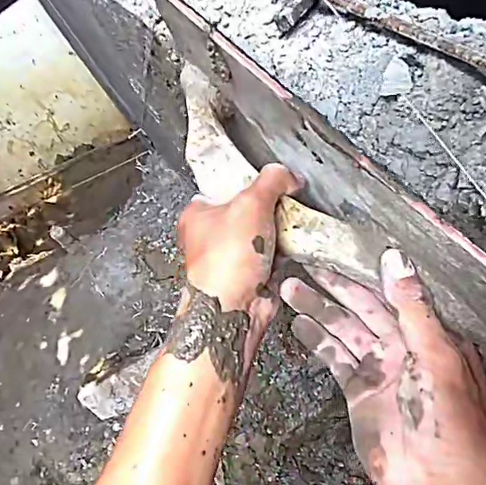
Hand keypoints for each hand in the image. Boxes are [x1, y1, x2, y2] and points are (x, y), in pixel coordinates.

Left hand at [177, 161, 299, 325]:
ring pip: (266, 233)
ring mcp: (233, 257)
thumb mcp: (250, 204)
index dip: (250, 181)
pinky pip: (275, 255)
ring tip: (283, 232)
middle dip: (270, 210)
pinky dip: (285, 254)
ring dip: (280, 233)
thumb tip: (286, 174)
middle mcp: (212, 236)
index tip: (269, 180)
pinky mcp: (252, 275)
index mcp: (198, 214)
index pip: (227, 185)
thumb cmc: (224, 264)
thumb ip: (271, 181)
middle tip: (279, 208)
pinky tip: (286, 253)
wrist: (234, 310)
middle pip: (251, 209)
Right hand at [280, 250, 485, 484]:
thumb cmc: (451, 430)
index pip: (396, 293)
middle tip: (306, 265)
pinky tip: (301, 325)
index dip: (369, 272)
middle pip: (365, 308)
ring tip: (291, 289)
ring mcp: (382, 370)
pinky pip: (336, 359)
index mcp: (433, 336)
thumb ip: (414, 310)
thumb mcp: (438, 359)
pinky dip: (318, 341)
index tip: (342, 252)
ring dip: (318, 309)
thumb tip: (397, 264)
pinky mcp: (361, 393)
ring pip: (345, 330)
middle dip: (335, 287)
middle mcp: (407, 349)